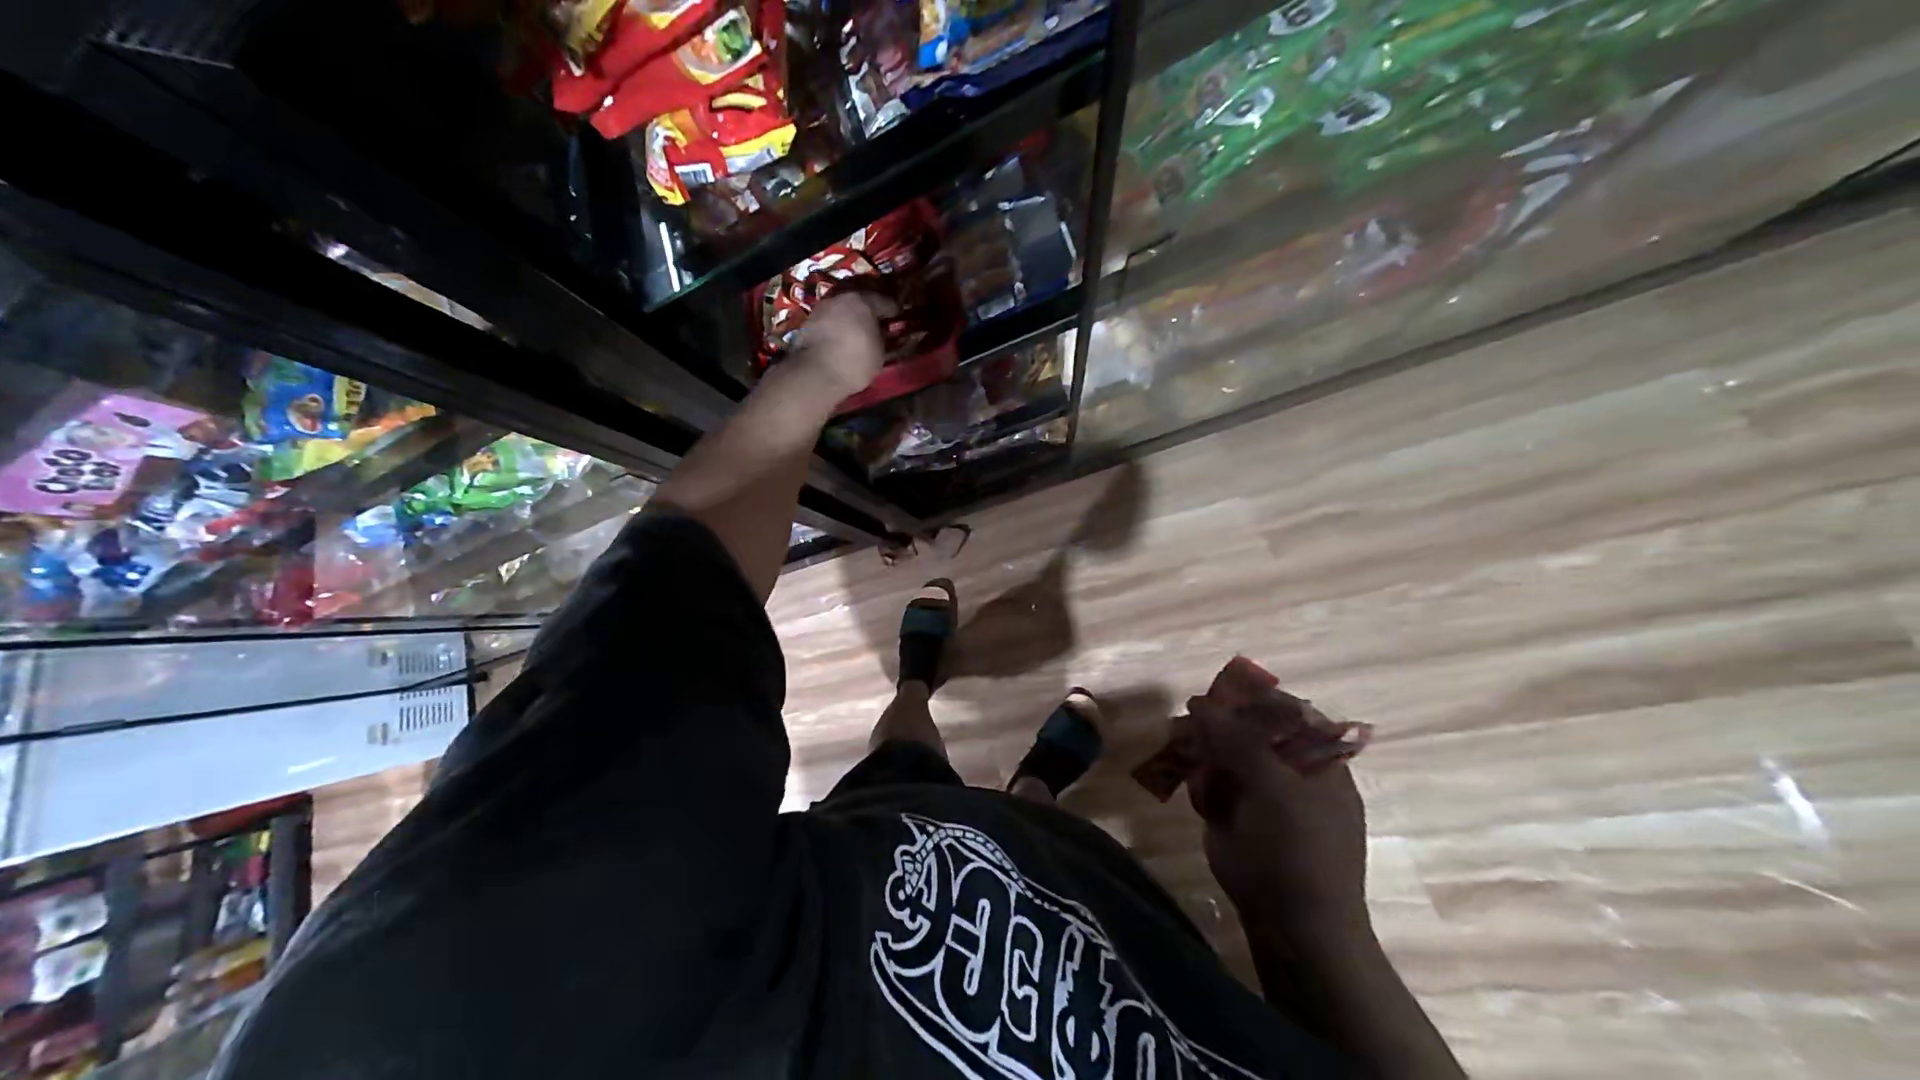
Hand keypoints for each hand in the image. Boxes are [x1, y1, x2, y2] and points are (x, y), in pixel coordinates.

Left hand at [786, 292, 894, 403]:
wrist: (815, 373)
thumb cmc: (855, 361)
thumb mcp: (879, 352)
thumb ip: (881, 337)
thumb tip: (880, 331)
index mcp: (863, 301)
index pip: (884, 301)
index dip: (892, 310)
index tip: (897, 316)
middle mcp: (840, 298)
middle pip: (859, 302)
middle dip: (868, 312)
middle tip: (876, 323)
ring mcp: (821, 309)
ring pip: (841, 310)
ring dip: (849, 319)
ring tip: (856, 332)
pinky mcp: (807, 323)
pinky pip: (828, 322)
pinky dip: (835, 328)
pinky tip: (839, 339)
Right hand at [1184, 691, 1369, 936]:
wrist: (1294, 926)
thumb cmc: (1295, 849)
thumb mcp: (1271, 785)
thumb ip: (1236, 738)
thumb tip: (1200, 702)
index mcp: (1319, 759)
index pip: (1285, 709)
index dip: (1250, 698)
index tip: (1214, 696)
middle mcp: (1294, 771)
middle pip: (1251, 731)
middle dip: (1218, 725)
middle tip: (1188, 723)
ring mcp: (1265, 795)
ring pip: (1228, 756)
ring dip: (1204, 749)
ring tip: (1180, 746)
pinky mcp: (1240, 818)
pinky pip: (1216, 785)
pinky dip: (1201, 780)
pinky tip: (1190, 784)